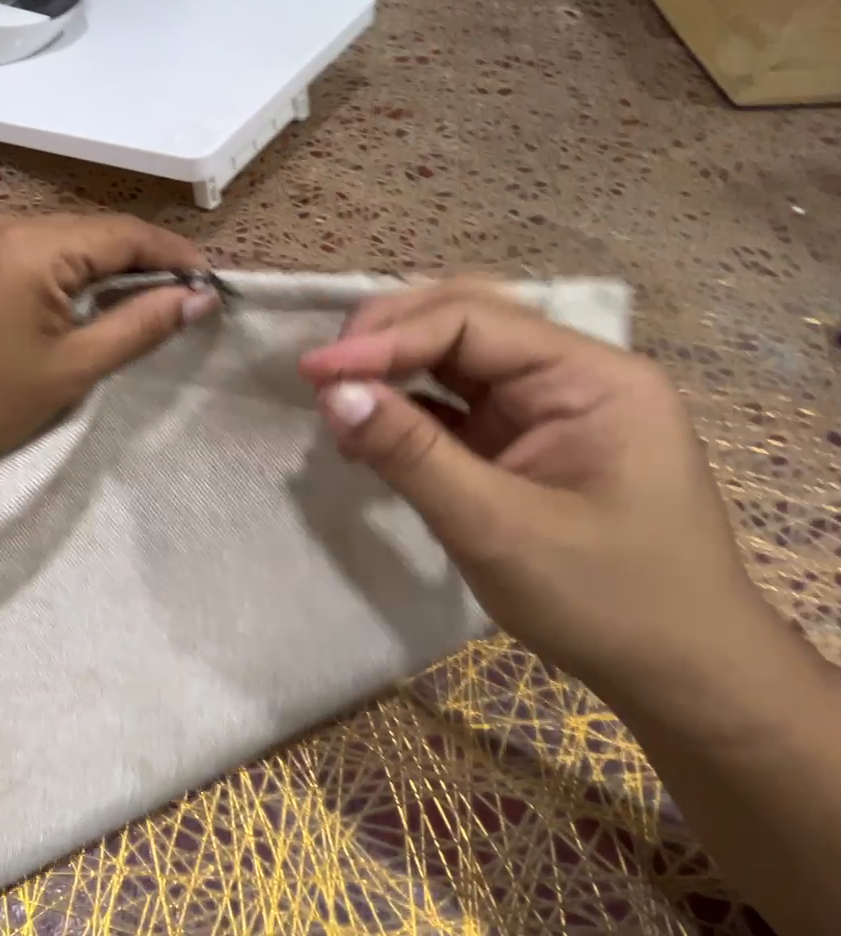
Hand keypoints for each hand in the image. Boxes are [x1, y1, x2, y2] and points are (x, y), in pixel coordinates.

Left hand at [0, 213, 216, 478]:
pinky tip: (76, 294)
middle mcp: (1, 224)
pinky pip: (24, 248)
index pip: (121, 234)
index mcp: (30, 247)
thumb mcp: (74, 368)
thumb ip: (140, 325)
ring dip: (97, 263)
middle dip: (136, 259)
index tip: (207, 281)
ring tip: (134, 297)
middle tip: (177, 294)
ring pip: (57, 238)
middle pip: (89, 231)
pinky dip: (57, 266)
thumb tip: (197, 297)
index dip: (171, 255)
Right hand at [297, 280, 788, 707]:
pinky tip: (366, 434)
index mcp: (592, 380)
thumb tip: (331, 393)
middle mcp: (571, 376)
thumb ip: (410, 452)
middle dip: (385, 336)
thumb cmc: (603, 597)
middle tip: (323, 376)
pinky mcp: (519, 438)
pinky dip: (401, 406)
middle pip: (463, 318)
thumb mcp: (494, 525)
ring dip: (388, 367)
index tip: (312, 374)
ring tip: (336, 404)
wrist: (677, 670)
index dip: (384, 340)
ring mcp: (545, 406)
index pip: (471, 323)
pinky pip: (450, 398)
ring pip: (452, 353)